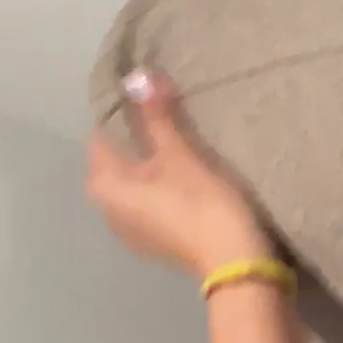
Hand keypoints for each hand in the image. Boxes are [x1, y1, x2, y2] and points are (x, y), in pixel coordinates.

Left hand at [87, 70, 271, 276]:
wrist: (239, 267)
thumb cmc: (206, 207)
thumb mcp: (183, 157)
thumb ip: (159, 117)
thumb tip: (138, 74)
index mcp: (104, 184)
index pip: (104, 136)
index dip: (130, 119)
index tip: (159, 109)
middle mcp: (107, 210)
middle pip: (124, 166)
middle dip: (146, 150)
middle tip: (183, 137)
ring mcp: (133, 234)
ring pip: (141, 191)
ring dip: (159, 178)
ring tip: (192, 166)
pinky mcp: (160, 248)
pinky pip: (157, 212)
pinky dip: (170, 201)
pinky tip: (196, 198)